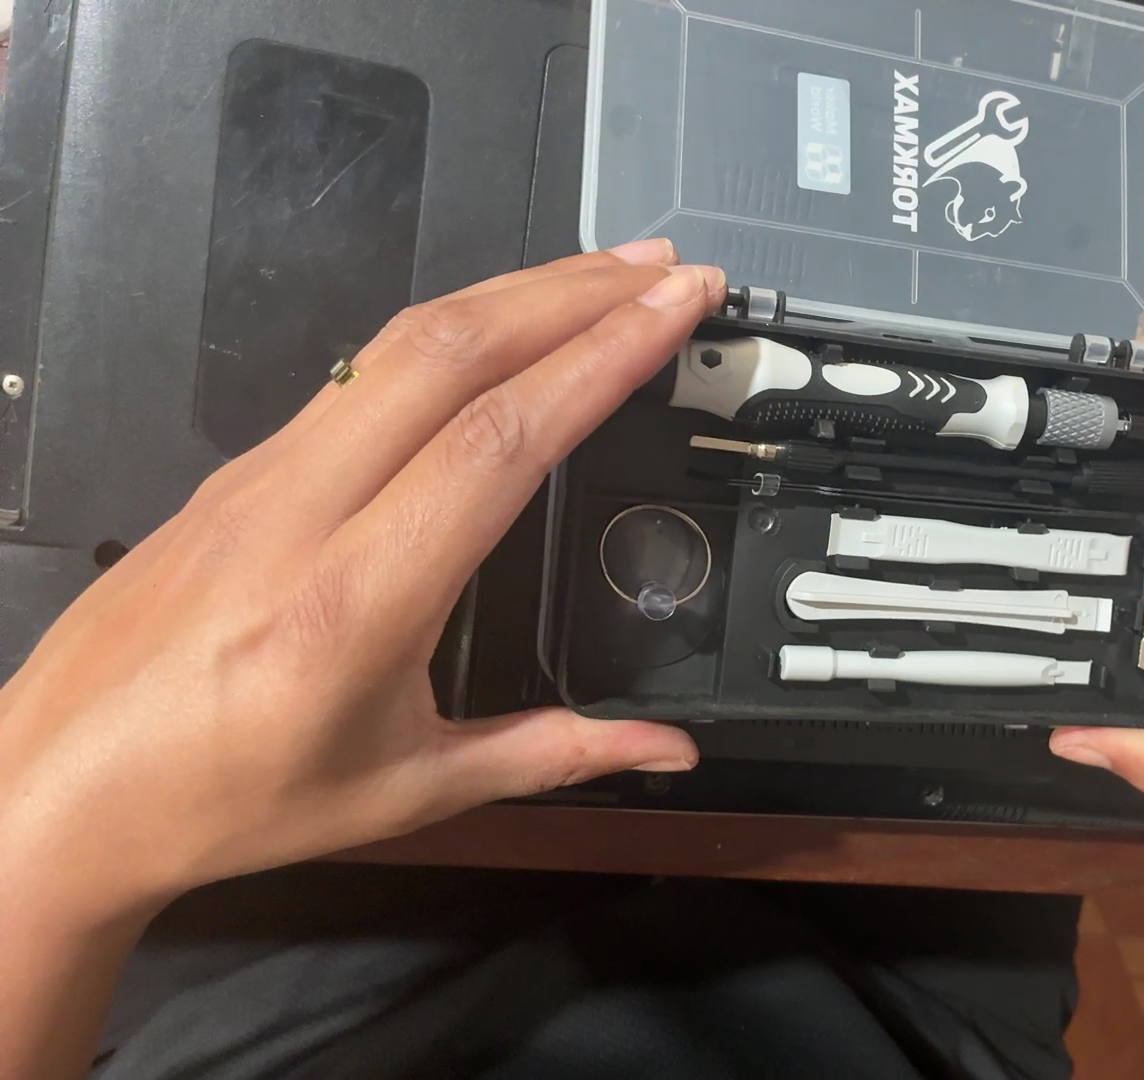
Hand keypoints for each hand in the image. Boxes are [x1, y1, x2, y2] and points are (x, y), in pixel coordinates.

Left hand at [0, 240, 721, 922]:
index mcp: (356, 600)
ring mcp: (270, 469)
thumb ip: (566, 751)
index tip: (671, 315)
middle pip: (455, 354)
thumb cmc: (228, 800)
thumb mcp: (420, 786)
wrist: (35, 798)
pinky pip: (376, 361)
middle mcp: (304, 507)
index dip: (599, 362)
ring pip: (411, 339)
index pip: (499, 441)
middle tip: (672, 272)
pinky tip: (523, 317)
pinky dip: (472, 319)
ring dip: (528, 290)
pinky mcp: (257, 459)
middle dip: (581, 295)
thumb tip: (672, 751)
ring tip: (619, 272)